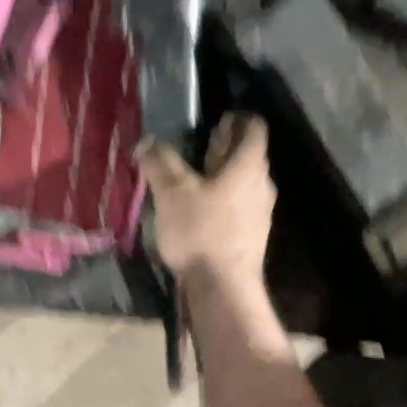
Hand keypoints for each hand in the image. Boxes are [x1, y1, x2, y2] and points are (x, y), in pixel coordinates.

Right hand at [139, 112, 276, 285]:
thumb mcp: (172, 194)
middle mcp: (261, 184)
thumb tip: (146, 141)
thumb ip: (160, 165)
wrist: (222, 286)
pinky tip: (201, 215)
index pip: (253, 128)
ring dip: (223, 178)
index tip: (219, 120)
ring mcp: (259, 213)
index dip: (238, 120)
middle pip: (248, 157)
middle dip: (226, 149)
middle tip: (204, 146)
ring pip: (242, 185)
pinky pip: (237, 209)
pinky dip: (222, 203)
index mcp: (248, 165)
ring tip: (196, 182)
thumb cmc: (200, 232)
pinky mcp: (250, 238)